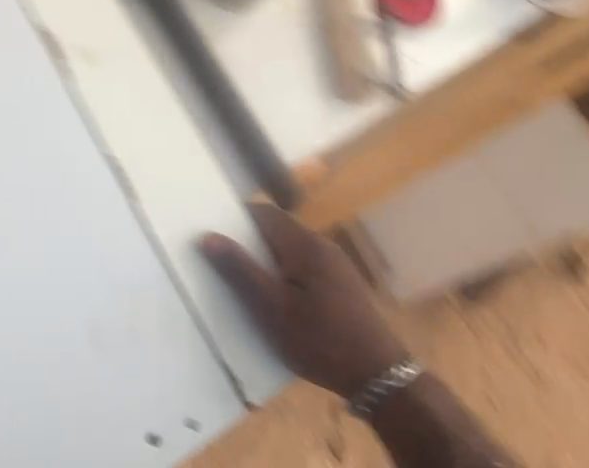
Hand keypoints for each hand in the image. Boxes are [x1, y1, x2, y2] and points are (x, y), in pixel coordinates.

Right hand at [199, 203, 409, 398]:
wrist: (379, 376)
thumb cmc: (321, 340)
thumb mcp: (272, 309)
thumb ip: (241, 270)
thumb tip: (209, 236)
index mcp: (305, 244)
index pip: (265, 213)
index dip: (237, 218)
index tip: (213, 233)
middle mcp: (322, 246)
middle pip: (278, 231)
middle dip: (250, 243)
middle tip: (222, 264)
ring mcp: (336, 266)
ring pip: (291, 252)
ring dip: (267, 262)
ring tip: (244, 286)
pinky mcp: (342, 286)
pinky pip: (305, 269)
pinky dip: (285, 277)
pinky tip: (277, 304)